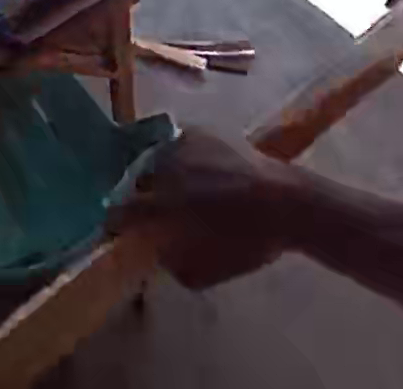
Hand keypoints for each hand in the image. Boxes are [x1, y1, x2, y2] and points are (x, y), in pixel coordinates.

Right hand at [106, 127, 307, 288]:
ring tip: (171, 181)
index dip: (117, 221)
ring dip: (157, 170)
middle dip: (139, 192)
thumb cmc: (247, 242)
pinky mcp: (197, 130)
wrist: (285, 202)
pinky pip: (175, 141)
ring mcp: (180, 145)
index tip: (118, 226)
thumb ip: (171, 262)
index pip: (122, 211)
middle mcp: (163, 169)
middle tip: (152, 205)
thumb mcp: (206, 271)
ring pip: (154, 157)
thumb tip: (158, 250)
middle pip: (137, 180)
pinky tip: (190, 165)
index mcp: (162, 205)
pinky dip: (176, 153)